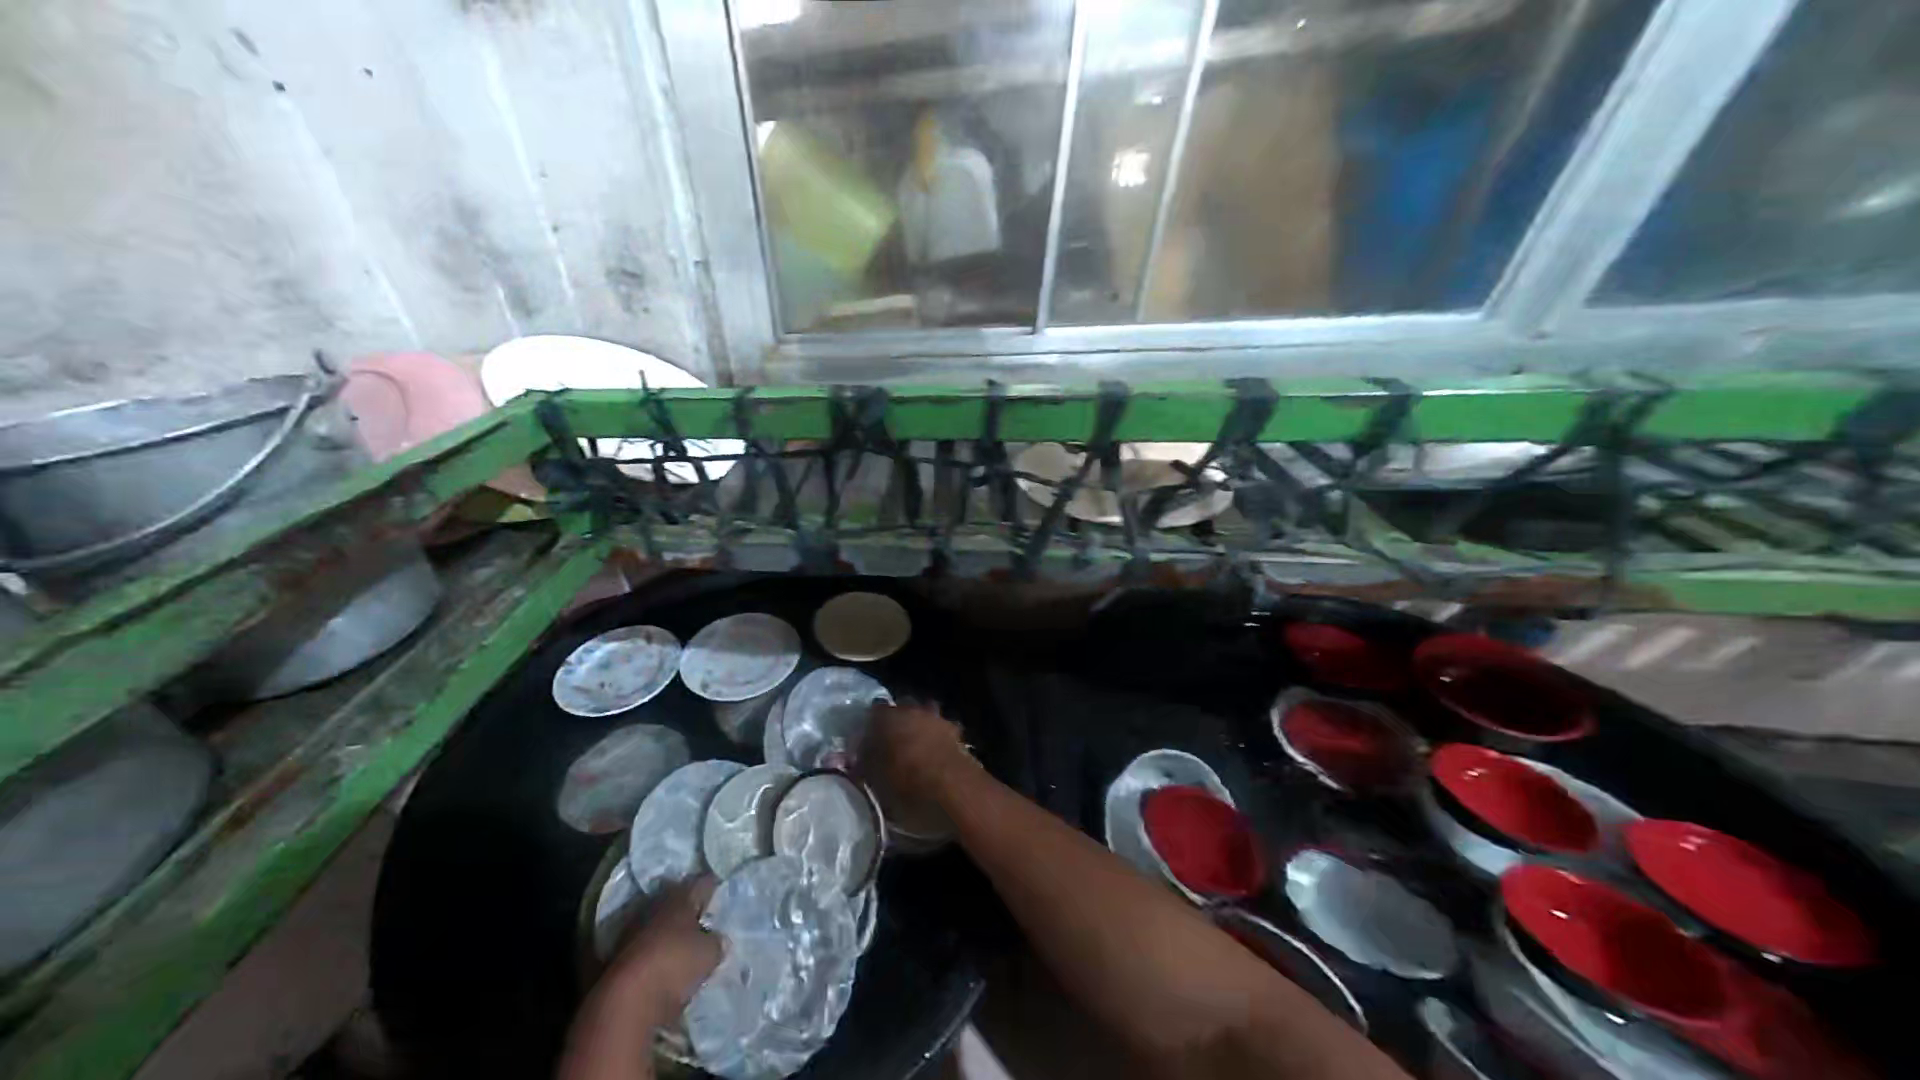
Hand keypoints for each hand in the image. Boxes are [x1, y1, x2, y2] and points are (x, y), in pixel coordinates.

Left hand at [599, 875, 721, 1015]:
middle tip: (705, 921)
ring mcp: (633, 931)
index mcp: (680, 897)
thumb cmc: (674, 965)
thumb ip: (716, 940)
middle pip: (677, 902)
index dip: (714, 888)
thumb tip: (715, 938)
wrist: (624, 1003)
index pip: (703, 883)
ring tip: (686, 946)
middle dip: (689, 910)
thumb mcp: (710, 953)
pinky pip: (645, 948)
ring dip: (670, 933)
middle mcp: (655, 906)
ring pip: (658, 925)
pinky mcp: (617, 958)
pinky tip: (666, 965)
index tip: (721, 894)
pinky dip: (655, 953)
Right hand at [860, 703, 971, 834]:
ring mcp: (938, 719)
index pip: (875, 709)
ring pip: (928, 712)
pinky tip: (939, 751)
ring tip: (919, 743)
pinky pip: (946, 729)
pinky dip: (941, 737)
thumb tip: (852, 760)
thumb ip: (862, 766)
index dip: (873, 722)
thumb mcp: (873, 781)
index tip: (870, 736)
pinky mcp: (958, 733)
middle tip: (895, 737)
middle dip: (901, 717)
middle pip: (905, 705)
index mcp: (887, 717)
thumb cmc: (904, 784)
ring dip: (924, 723)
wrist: (950, 790)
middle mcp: (913, 710)